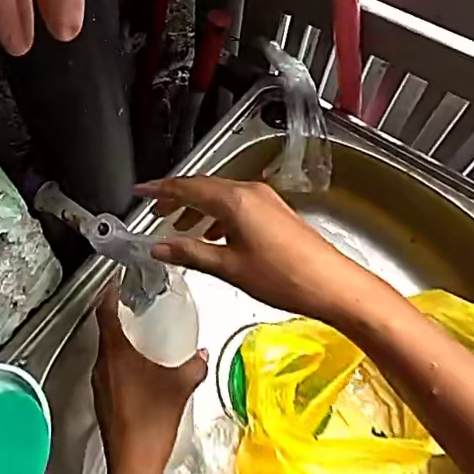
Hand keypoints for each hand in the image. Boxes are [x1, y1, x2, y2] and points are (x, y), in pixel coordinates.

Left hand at [91, 281, 207, 473]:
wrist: (133, 467)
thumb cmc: (152, 422)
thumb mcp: (180, 388)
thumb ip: (194, 365)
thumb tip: (203, 352)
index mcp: (115, 354)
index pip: (104, 312)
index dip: (108, 292)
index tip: (117, 281)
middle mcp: (102, 365)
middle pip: (104, 329)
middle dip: (118, 313)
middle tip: (136, 303)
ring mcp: (99, 385)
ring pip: (106, 351)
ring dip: (119, 338)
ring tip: (140, 332)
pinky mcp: (102, 401)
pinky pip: (108, 370)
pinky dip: (120, 360)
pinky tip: (139, 368)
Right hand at [136, 176, 394, 327]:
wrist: (333, 286)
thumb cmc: (286, 277)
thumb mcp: (229, 267)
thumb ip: (191, 252)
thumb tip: (161, 247)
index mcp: (235, 201)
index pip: (187, 187)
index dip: (160, 189)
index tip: (141, 191)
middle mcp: (251, 193)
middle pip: (204, 187)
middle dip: (177, 197)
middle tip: (156, 210)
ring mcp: (265, 200)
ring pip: (221, 196)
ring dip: (198, 207)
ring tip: (180, 226)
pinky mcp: (275, 212)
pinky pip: (237, 205)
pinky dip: (218, 215)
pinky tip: (213, 235)